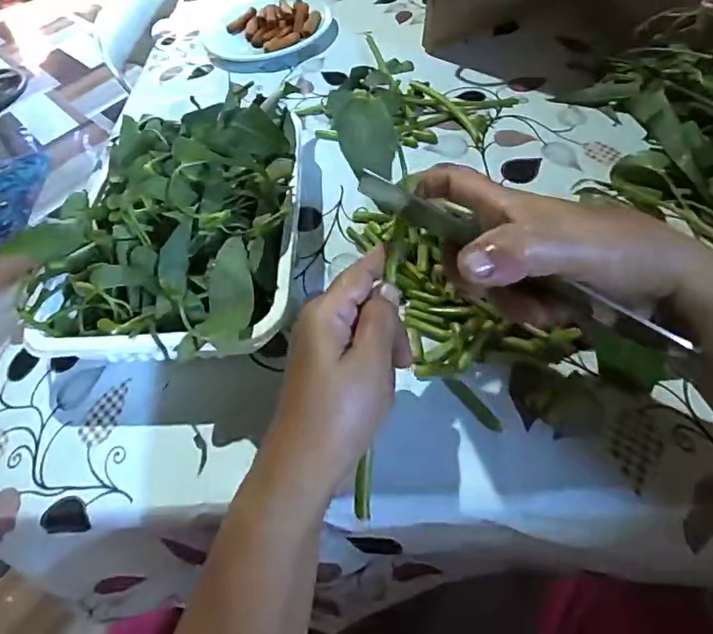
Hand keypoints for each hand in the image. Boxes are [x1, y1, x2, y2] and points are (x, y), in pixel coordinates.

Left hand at [257, 248, 410, 503]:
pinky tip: (378, 387)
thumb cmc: (341, 413)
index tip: (409, 244)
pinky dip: (371, 360)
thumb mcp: (372, 362)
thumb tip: (387, 287)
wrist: (303, 468)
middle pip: (364, 299)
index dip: (385, 259)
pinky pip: (354, 346)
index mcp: (325, 310)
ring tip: (391, 381)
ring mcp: (317, 342)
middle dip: (391, 321)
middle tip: (405, 362)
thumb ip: (382, 317)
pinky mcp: (320, 364)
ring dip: (384, 345)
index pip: (360, 271)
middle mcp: (317, 318)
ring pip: (363, 325)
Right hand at [414, 164, 712, 319]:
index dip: (423, 189)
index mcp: (507, 206)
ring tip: (543, 310)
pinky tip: (559, 317)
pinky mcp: (545, 286)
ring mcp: (528, 259)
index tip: (401, 216)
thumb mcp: (564, 246)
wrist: (674, 285)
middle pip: (459, 245)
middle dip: (467, 273)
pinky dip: (529, 313)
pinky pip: (514, 301)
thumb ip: (514, 252)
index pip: (453, 182)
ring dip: (505, 302)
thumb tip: (462, 265)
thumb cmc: (616, 249)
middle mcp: (510, 229)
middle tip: (484, 292)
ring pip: (487, 280)